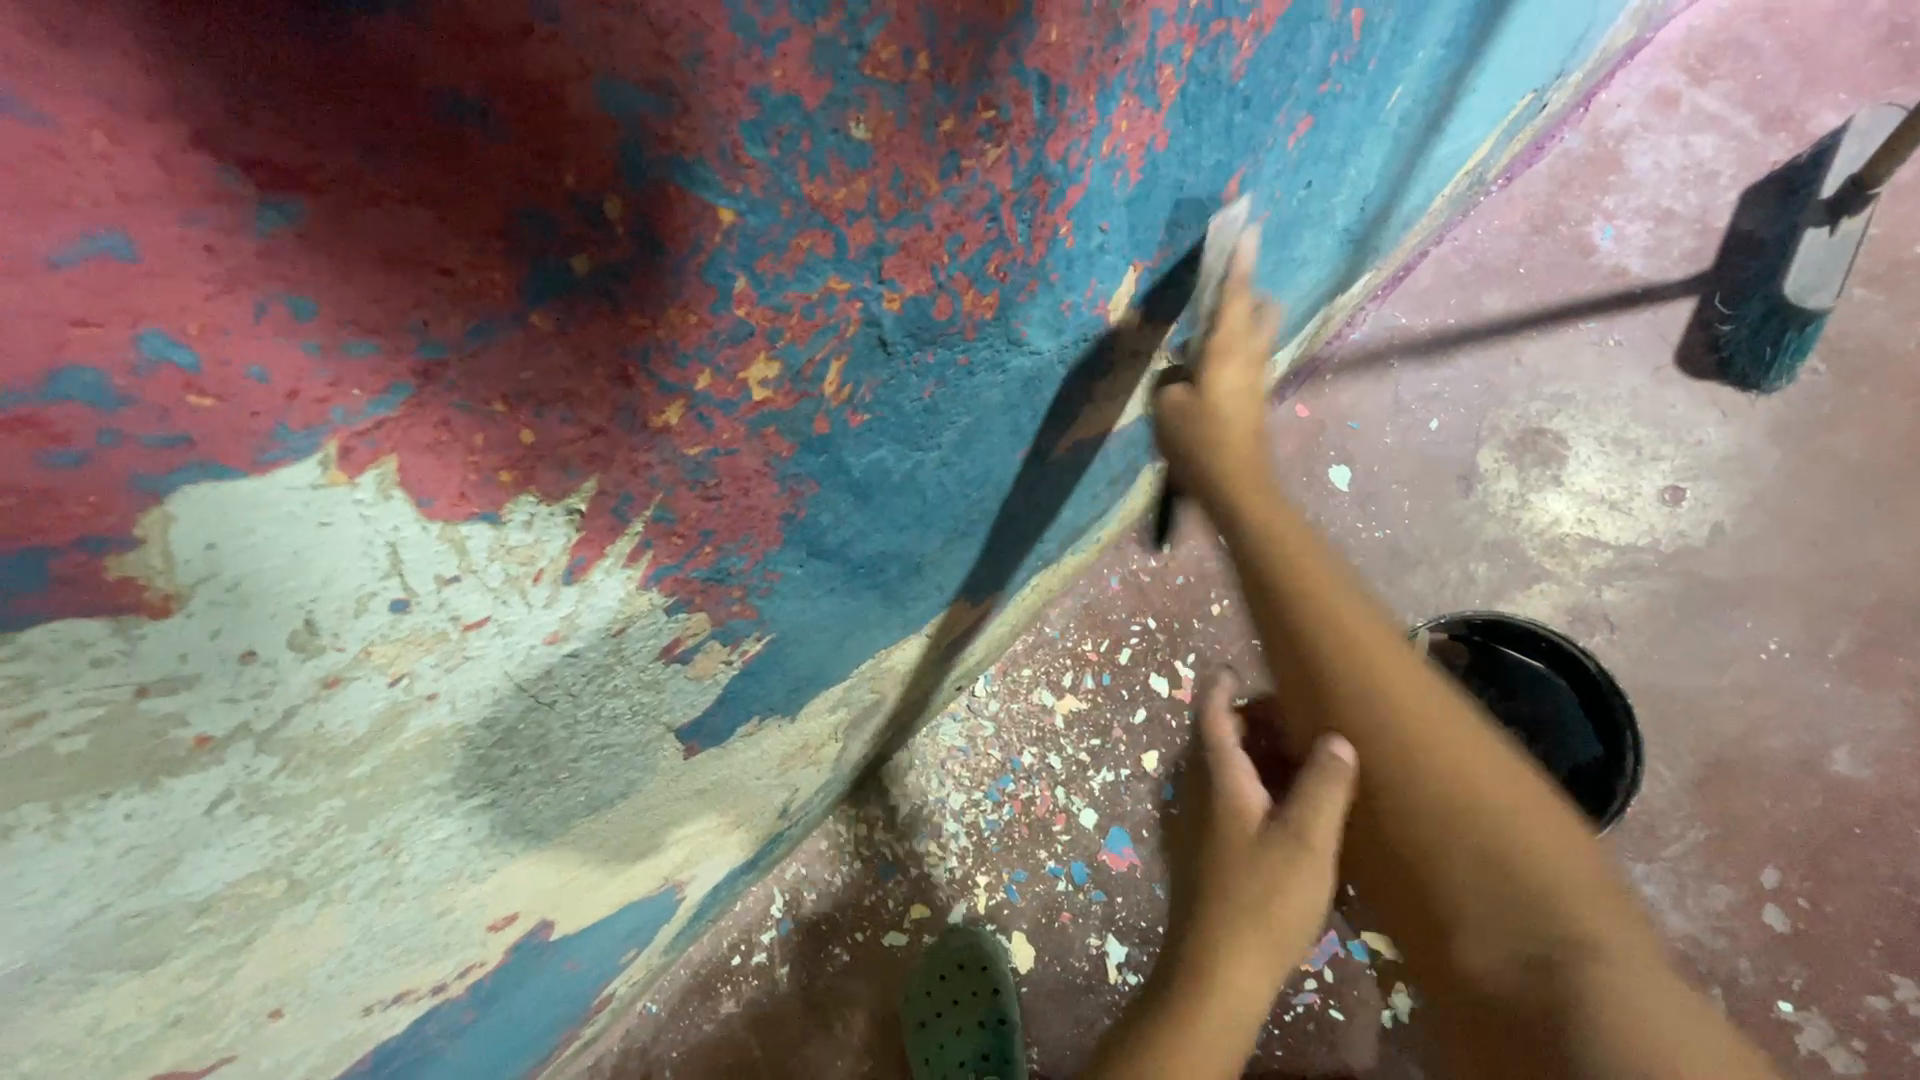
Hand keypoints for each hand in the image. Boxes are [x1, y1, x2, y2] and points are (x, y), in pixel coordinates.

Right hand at [1153, 225, 1285, 503]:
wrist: (1236, 486)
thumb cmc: (1199, 442)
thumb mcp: (1166, 407)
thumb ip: (1169, 381)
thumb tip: (1178, 375)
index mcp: (1227, 349)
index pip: (1233, 294)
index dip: (1238, 261)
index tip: (1249, 227)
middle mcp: (1249, 356)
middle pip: (1260, 310)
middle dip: (1247, 294)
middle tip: (1221, 295)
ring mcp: (1257, 379)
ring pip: (1256, 337)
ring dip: (1239, 326)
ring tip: (1204, 338)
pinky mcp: (1254, 400)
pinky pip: (1246, 361)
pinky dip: (1231, 354)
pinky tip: (1204, 372)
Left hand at [1165, 669, 1359, 998]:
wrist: (1215, 971)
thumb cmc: (1262, 899)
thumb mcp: (1307, 839)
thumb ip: (1323, 784)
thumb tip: (1335, 738)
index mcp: (1216, 778)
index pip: (1212, 714)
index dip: (1222, 687)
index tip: (1235, 667)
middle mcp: (1196, 792)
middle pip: (1217, 739)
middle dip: (1250, 721)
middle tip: (1295, 718)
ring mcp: (1195, 824)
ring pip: (1222, 771)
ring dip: (1255, 756)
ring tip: (1302, 759)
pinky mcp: (1203, 852)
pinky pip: (1225, 799)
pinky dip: (1253, 787)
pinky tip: (1287, 808)